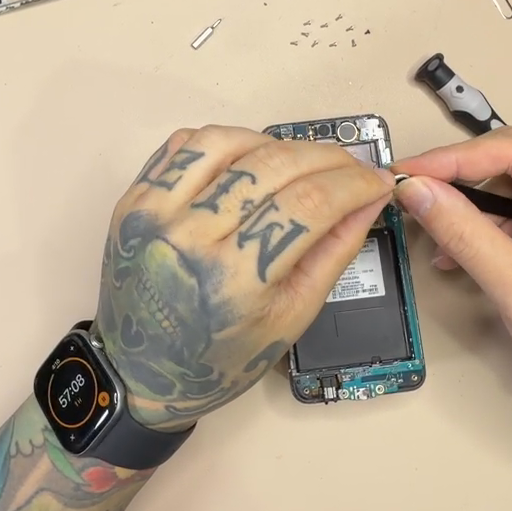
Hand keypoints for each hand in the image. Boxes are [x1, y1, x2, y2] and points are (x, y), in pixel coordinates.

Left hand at [96, 126, 394, 431]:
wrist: (142, 370)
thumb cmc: (222, 357)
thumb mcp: (293, 317)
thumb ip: (335, 251)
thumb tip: (370, 197)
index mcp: (234, 280)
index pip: (309, 205)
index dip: (353, 184)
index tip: (377, 179)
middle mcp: (189, 236)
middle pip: (273, 164)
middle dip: (326, 157)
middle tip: (350, 166)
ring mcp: (155, 211)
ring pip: (228, 140)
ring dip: (275, 142)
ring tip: (299, 162)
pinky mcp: (135, 197)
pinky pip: (186, 143)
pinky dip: (227, 141)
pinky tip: (249, 158)